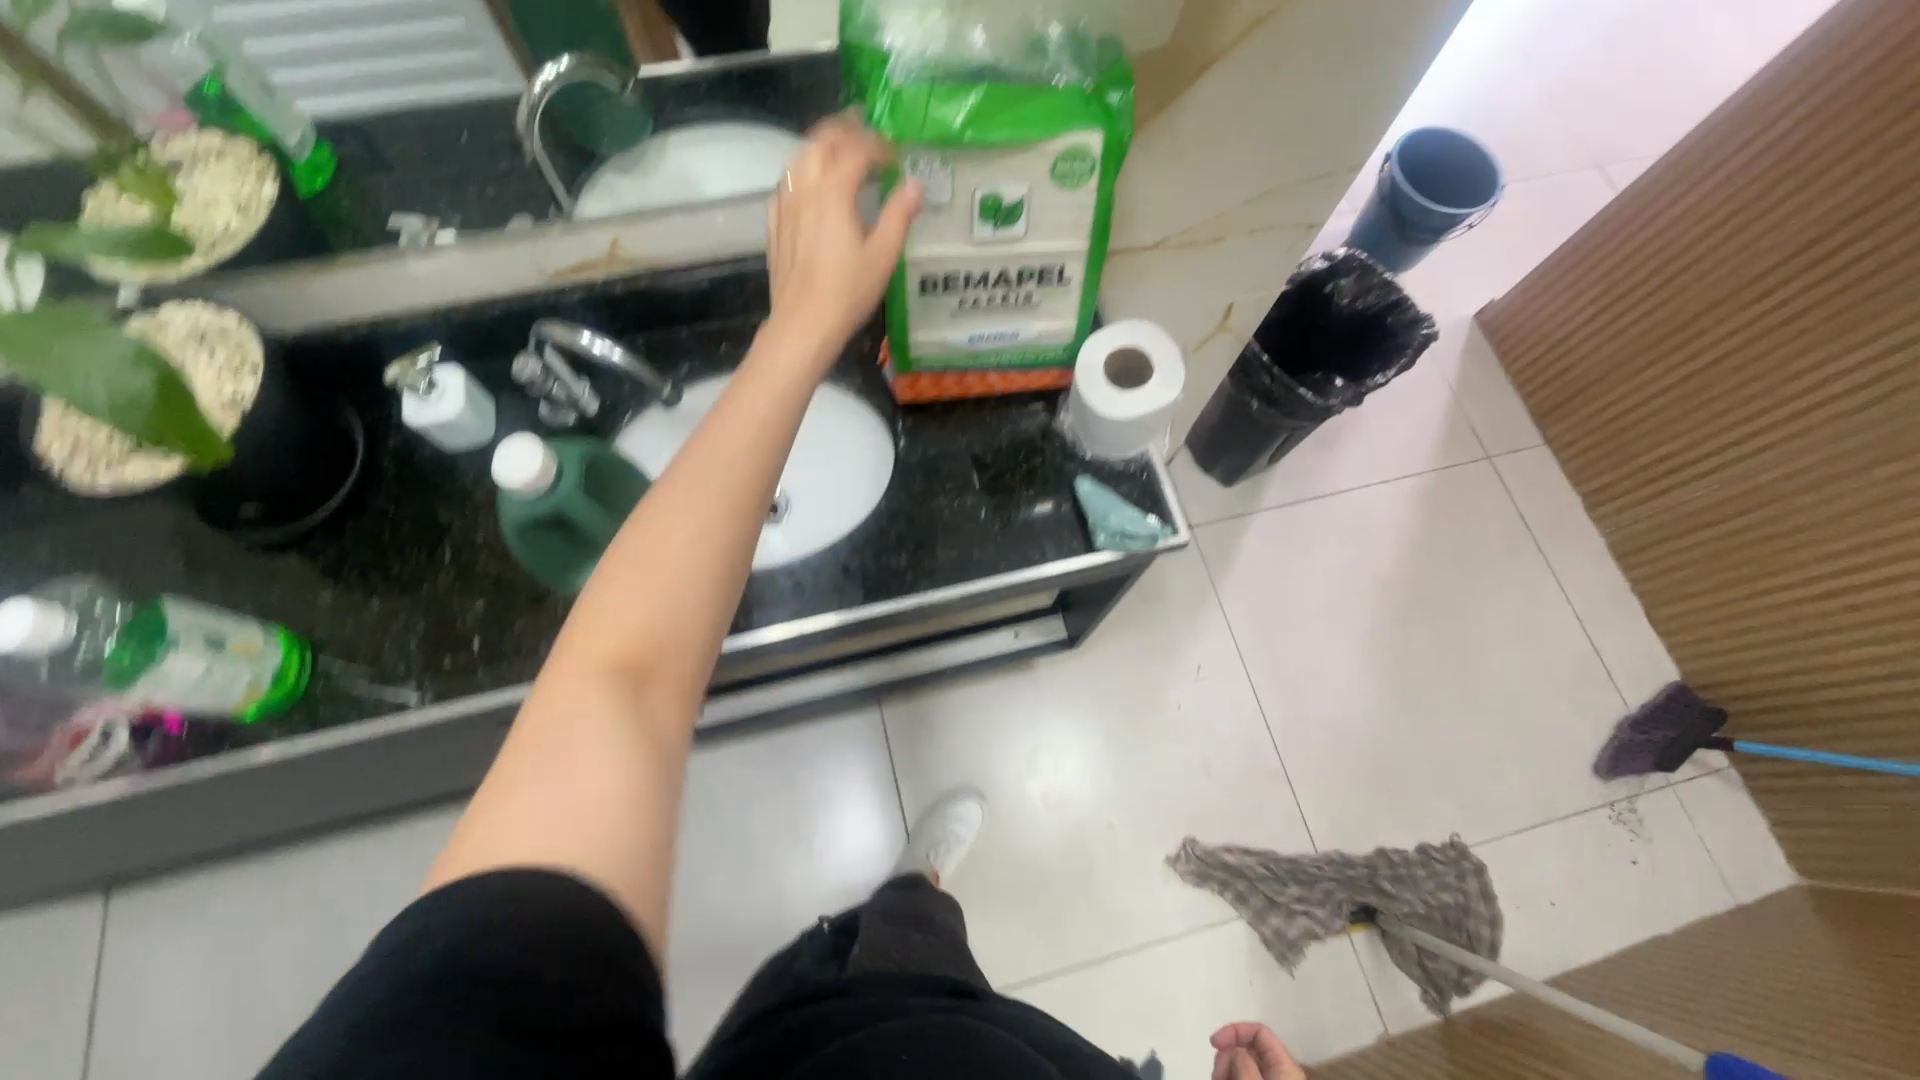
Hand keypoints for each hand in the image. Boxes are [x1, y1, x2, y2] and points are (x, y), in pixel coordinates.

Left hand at [764, 111, 923, 362]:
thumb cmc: (847, 292)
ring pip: (799, 158)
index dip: (879, 146)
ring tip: (839, 151)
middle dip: (844, 130)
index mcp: (834, 191)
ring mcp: (784, 204)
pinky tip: (811, 187)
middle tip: (864, 129)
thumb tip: (915, 184)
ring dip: (821, 147)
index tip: (896, 156)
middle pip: (821, 141)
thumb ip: (900, 215)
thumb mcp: (883, 255)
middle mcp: (805, 188)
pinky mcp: (775, 223)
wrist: (803, 323)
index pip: (857, 150)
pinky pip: (786, 184)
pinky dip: (802, 174)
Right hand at [1210, 1024, 1305, 1079]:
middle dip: (1228, 1054)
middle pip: (1249, 1047)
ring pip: (1244, 1064)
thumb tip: (1234, 1049)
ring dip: (1227, 1067)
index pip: (1259, 1030)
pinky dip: (1231, 1076)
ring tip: (1218, 1078)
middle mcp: (1281, 1071)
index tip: (1214, 1043)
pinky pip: (1244, 1076)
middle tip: (1217, 1072)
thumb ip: (1244, 1063)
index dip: (1235, 1030)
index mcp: (1285, 1064)